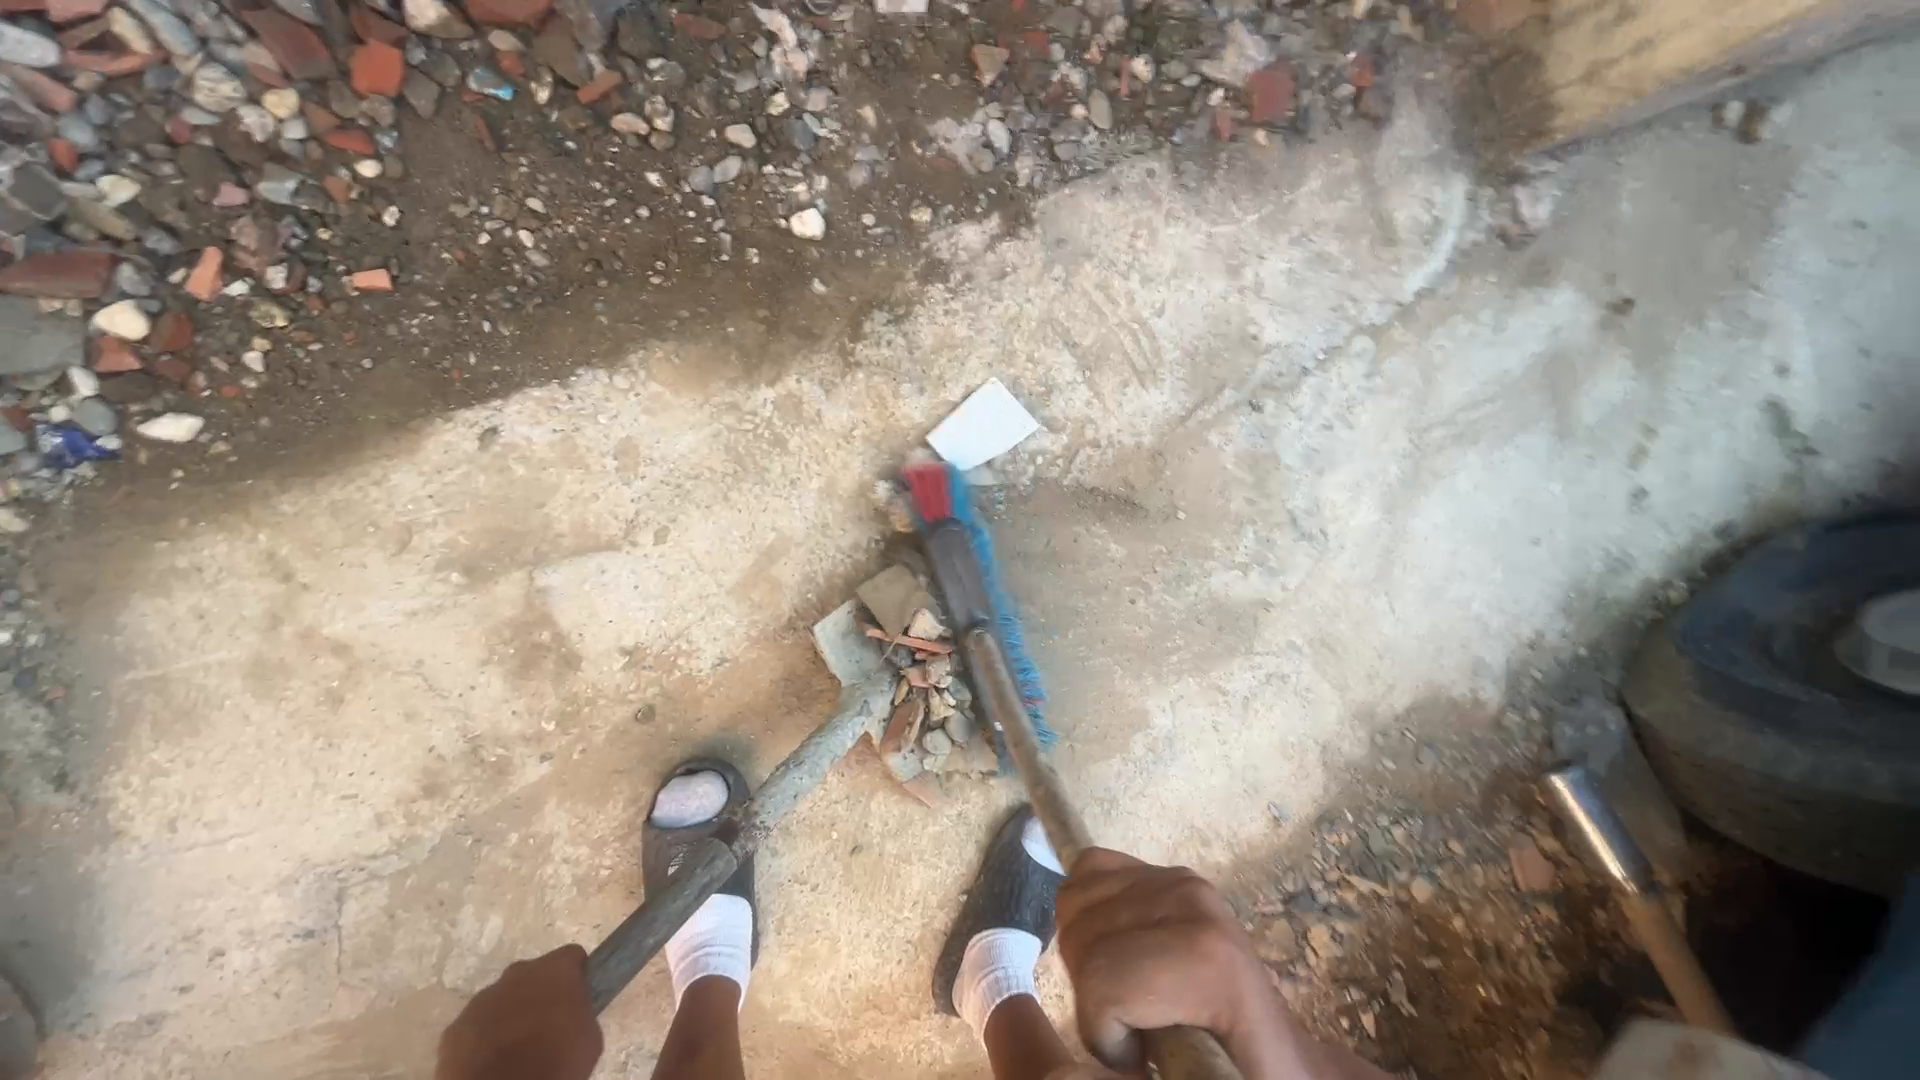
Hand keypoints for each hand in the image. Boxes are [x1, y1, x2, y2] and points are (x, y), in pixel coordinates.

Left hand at [436, 944, 603, 1079]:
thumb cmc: (557, 1062)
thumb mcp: (590, 1037)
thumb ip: (580, 1014)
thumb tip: (571, 1018)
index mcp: (554, 970)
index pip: (571, 957)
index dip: (576, 975)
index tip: (578, 997)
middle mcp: (516, 975)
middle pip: (531, 975)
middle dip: (538, 994)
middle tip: (546, 1026)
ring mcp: (480, 1001)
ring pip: (500, 1000)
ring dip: (509, 1016)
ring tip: (515, 1050)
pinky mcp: (453, 1031)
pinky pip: (473, 1028)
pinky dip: (481, 1040)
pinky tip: (490, 1064)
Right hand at [1056, 849, 1388, 1079]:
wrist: (1280, 1046)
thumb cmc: (1253, 1073)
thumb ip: (1168, 1070)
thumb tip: (1119, 1060)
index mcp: (1212, 964)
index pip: (1101, 980)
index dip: (1101, 1032)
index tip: (1137, 1062)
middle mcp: (1192, 902)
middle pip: (1082, 939)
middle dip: (1088, 994)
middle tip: (1125, 1028)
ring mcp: (1175, 878)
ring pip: (1075, 902)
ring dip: (1082, 955)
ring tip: (1120, 990)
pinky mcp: (1164, 869)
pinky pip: (1090, 867)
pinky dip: (1083, 908)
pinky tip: (1110, 944)